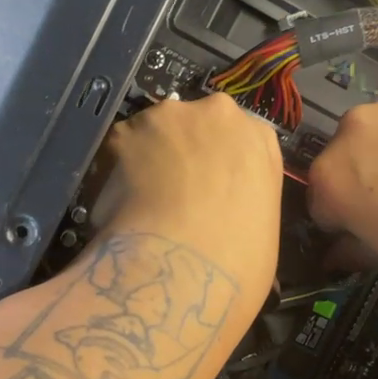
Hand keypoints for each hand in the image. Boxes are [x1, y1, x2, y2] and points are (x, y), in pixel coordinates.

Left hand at [89, 94, 283, 298]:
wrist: (184, 264)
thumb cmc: (238, 261)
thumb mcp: (262, 230)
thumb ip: (243, 203)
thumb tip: (222, 217)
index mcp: (259, 139)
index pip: (237, 139)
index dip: (217, 163)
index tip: (206, 187)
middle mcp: (217, 114)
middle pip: (194, 125)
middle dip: (182, 151)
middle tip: (172, 194)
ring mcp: (169, 117)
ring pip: (153, 132)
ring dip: (147, 157)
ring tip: (141, 202)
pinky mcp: (124, 131)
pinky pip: (117, 150)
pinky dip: (115, 173)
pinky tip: (119, 205)